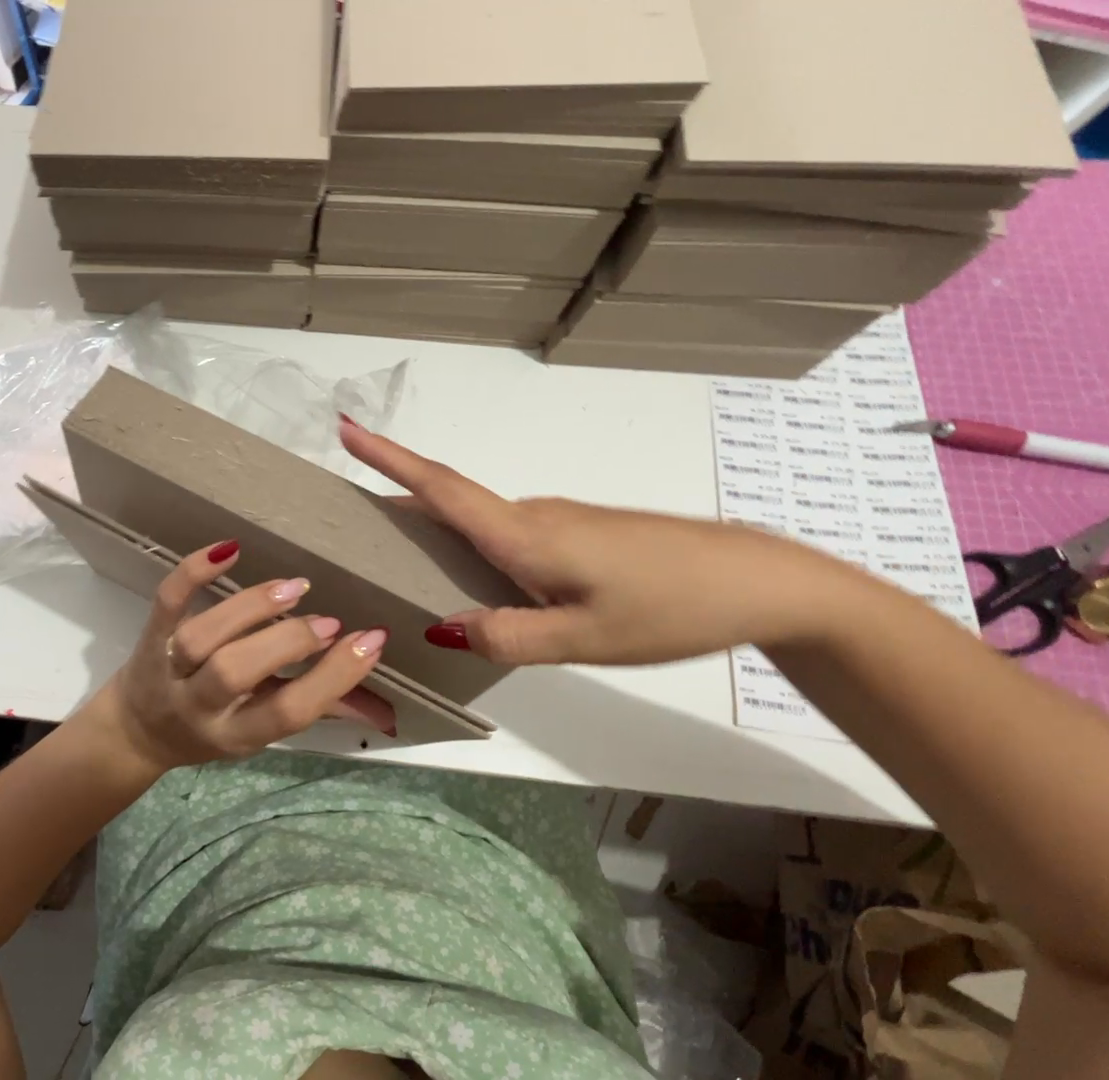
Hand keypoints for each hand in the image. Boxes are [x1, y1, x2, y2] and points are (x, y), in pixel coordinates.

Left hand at [89, 539, 396, 770]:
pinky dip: (193, 573)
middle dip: (287, 643)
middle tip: (327, 622)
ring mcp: (168, 669)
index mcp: (237, 734)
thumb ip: (319, 710)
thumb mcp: (261, 727)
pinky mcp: (150, 636)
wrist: (136, 731)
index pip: (287, 712)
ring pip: (200, 638)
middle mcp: (199, 705)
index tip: (370, 642)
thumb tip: (387, 710)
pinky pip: (166, 603)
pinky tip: (228, 549)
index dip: (332, 678)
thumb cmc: (213, 727)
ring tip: (293, 588)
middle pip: (237, 673)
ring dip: (248, 608)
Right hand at [340, 418, 857, 665]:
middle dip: (395, 498)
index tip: (345, 429)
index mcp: (525, 535)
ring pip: (478, 523)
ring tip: (393, 558)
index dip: (390, 459)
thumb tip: (440, 628)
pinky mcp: (579, 534)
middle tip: (347, 520)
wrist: (762, 584)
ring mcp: (559, 522)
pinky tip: (470, 583)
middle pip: (449, 502)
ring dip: (432, 528)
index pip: (441, 490)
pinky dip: (470, 547)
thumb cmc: (672, 608)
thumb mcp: (584, 638)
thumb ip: (508, 635)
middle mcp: (533, 517)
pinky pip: (505, 536)